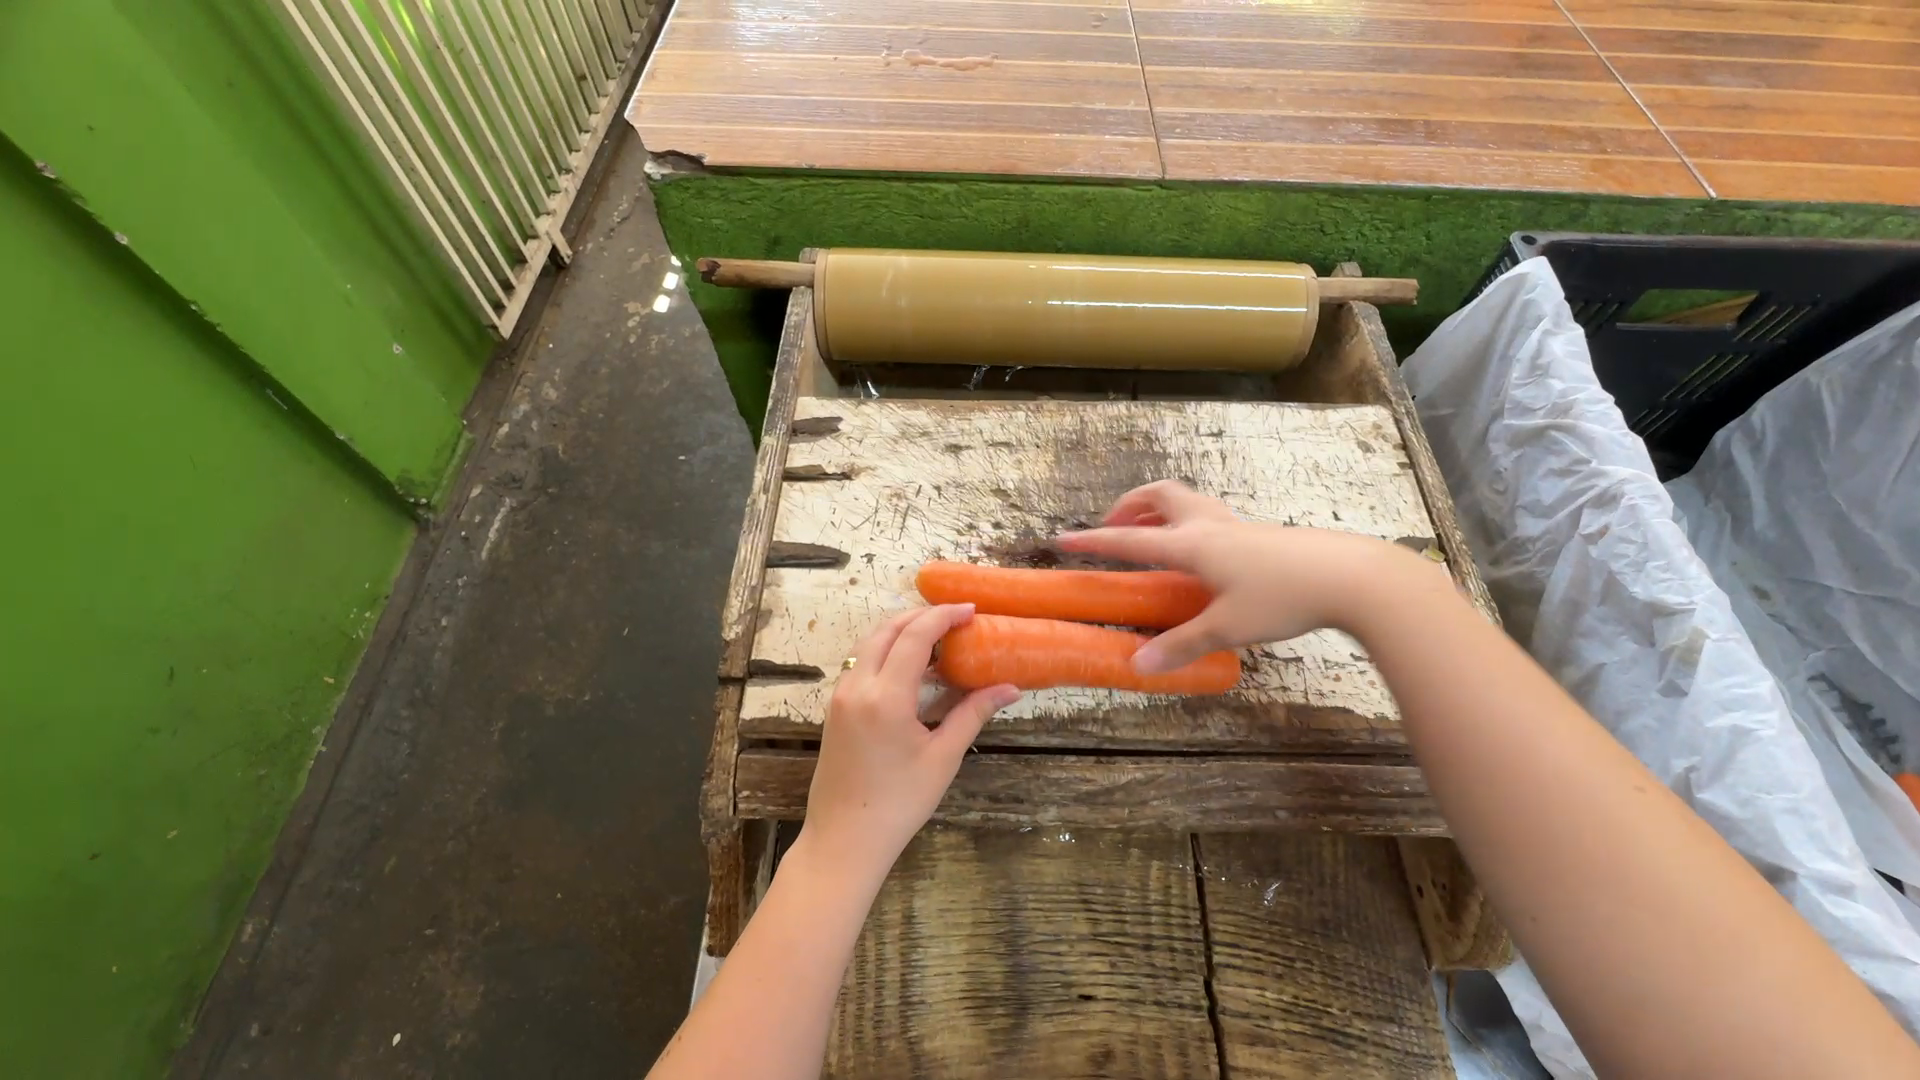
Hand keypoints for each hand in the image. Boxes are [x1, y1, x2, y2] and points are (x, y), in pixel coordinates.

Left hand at [799, 605, 1019, 882]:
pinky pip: (860, 664)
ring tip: (937, 639)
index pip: (915, 636)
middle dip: (921, 617)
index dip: (944, 617)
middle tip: (955, 619)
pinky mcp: (835, 708)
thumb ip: (973, 714)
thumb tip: (1010, 688)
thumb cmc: (899, 803)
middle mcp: (857, 686)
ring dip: (901, 632)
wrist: (844, 839)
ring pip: (869, 643)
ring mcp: (840, 696)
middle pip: (887, 630)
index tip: (971, 610)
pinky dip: (885, 652)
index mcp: (886, 697)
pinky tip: (911, 669)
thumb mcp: (943, 757)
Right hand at [1056, 480, 1429, 673]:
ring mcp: (1236, 525)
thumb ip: (1181, 645)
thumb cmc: (1283, 598)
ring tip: (1150, 534)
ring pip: (1187, 500)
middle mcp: (1209, 525)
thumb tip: (1138, 665)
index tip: (1064, 539)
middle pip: (1159, 496)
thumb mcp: (1228, 628)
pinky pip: (1209, 516)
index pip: (1131, 540)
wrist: (1352, 576)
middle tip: (1115, 527)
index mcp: (1192, 544)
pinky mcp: (1259, 533)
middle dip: (1129, 506)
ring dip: (1159, 509)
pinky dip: (1188, 523)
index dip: (1095, 541)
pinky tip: (1200, 556)